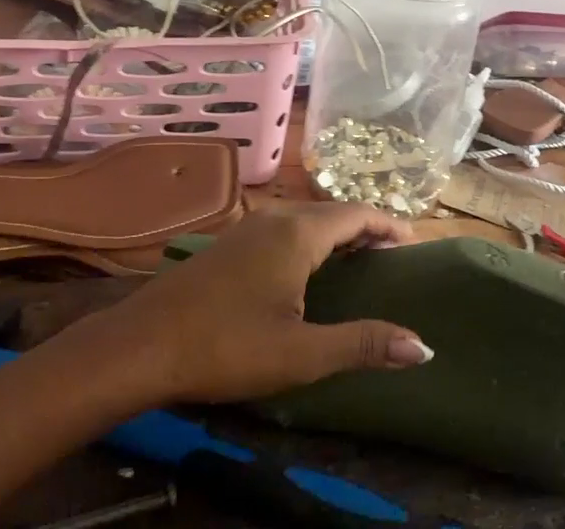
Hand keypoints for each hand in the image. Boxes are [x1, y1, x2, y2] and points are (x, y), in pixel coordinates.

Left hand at [64, 202, 432, 404]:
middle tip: (391, 254)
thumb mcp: (301, 353)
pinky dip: (306, 239)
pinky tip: (302, 268)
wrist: (142, 345)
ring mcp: (243, 230)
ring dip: (332, 233)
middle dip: (363, 227)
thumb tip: (423, 345)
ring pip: (301, 219)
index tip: (412, 241)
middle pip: (329, 212)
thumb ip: (362, 344)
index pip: (355, 214)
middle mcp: (272, 220)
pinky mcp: (225, 247)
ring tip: (355, 258)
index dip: (387, 225)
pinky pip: (280, 230)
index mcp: (296, 234)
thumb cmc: (227, 347)